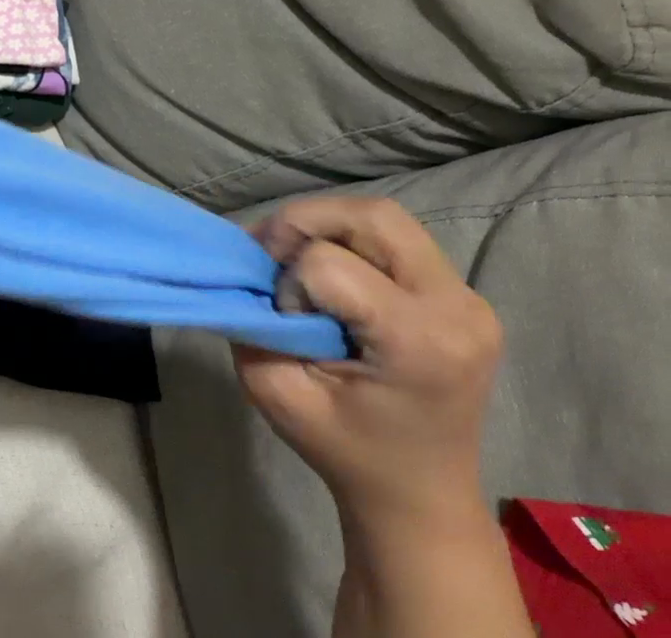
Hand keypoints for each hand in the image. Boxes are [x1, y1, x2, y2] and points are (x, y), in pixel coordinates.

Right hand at [235, 198, 503, 524]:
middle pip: (373, 217)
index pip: (328, 263)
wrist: (419, 491)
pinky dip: (348, 242)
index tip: (285, 322)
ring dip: (326, 228)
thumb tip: (241, 278)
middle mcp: (456, 309)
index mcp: (418, 341)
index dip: (287, 282)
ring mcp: (468, 300)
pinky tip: (329, 276)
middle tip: (270, 255)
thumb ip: (253, 327)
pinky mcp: (460, 296)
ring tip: (296, 262)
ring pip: (386, 219)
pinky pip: (397, 241)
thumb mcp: (275, 392)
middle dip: (305, 221)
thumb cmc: (344, 448)